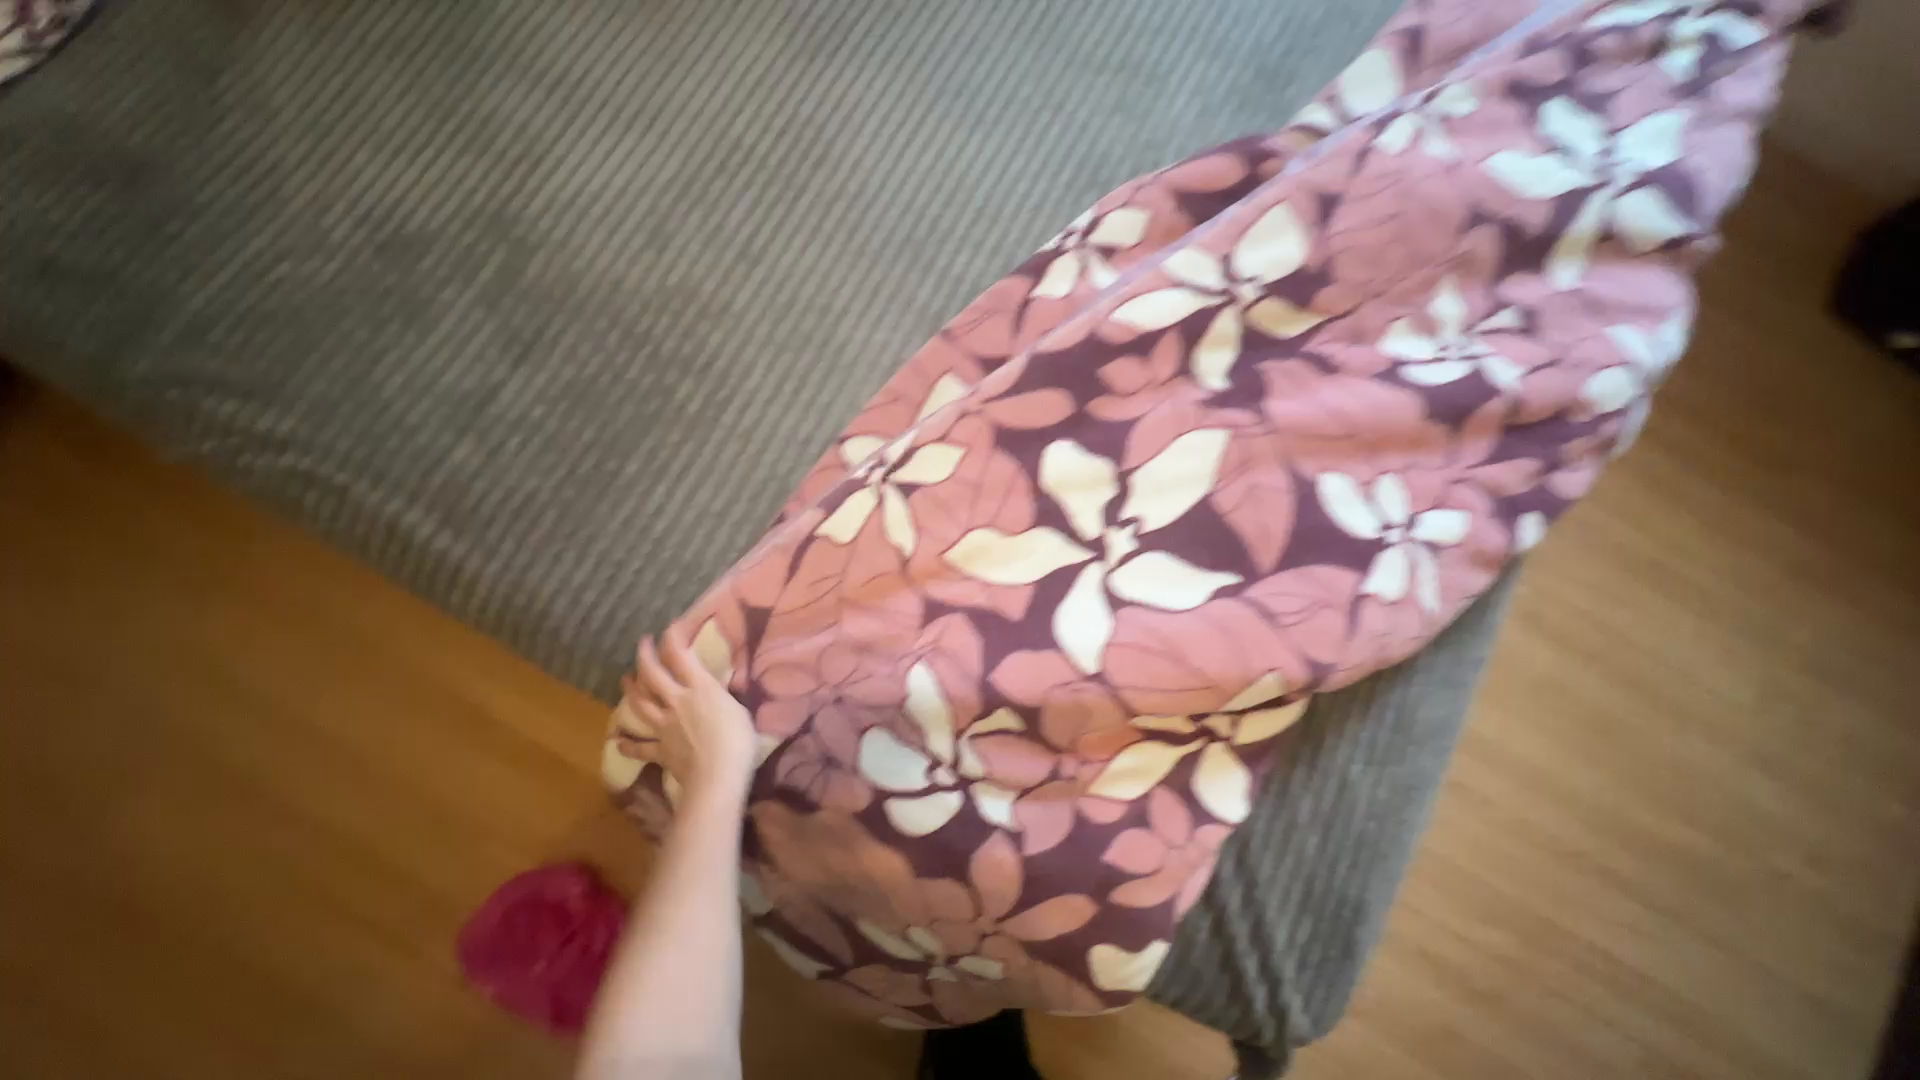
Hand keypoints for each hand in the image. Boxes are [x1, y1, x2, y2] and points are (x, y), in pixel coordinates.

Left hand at [629, 627, 756, 800]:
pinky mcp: (661, 751)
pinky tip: (617, 740)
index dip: (673, 638)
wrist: (717, 775)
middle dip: (645, 656)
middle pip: (653, 675)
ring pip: (641, 704)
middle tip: (641, 643)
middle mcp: (677, 701)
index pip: (681, 656)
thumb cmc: (738, 740)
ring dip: (631, 690)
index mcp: (699, 688)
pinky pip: (641, 747)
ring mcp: (665, 726)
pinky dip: (629, 744)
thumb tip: (721, 686)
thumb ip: (724, 696)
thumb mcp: (738, 709)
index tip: (670, 626)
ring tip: (624, 680)